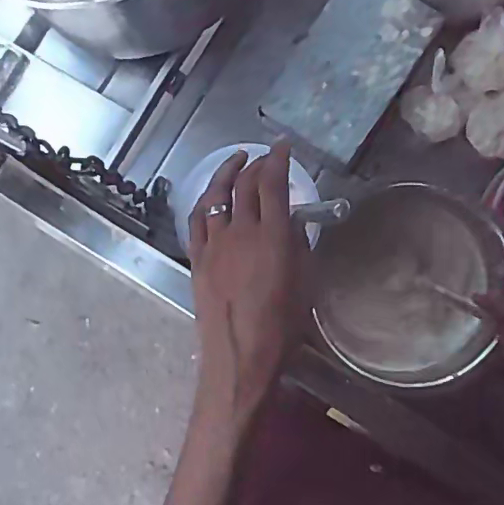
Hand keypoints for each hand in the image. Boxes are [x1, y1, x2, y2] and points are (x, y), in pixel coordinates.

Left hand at [188, 144, 305, 419]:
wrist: (240, 356)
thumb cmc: (282, 326)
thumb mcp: (305, 283)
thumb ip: (301, 247)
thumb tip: (294, 224)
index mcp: (273, 236)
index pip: (272, 184)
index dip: (278, 160)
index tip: (284, 147)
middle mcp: (240, 232)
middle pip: (244, 185)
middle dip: (256, 163)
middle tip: (266, 156)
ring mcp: (214, 244)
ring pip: (216, 196)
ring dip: (226, 174)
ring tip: (236, 162)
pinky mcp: (198, 259)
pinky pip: (198, 220)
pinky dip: (207, 201)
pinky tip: (211, 198)